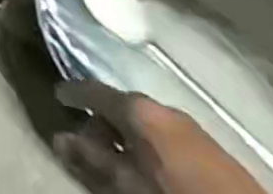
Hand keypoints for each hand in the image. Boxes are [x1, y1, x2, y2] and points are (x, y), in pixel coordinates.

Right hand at [53, 81, 266, 193]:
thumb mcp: (127, 183)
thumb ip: (91, 158)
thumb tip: (60, 138)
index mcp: (139, 109)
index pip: (92, 90)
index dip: (71, 93)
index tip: (57, 98)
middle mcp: (164, 109)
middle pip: (120, 106)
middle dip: (100, 123)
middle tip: (87, 144)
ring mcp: (194, 129)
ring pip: (145, 123)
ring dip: (127, 136)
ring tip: (118, 160)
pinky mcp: (214, 151)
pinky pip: (167, 137)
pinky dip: (149, 145)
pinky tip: (149, 167)